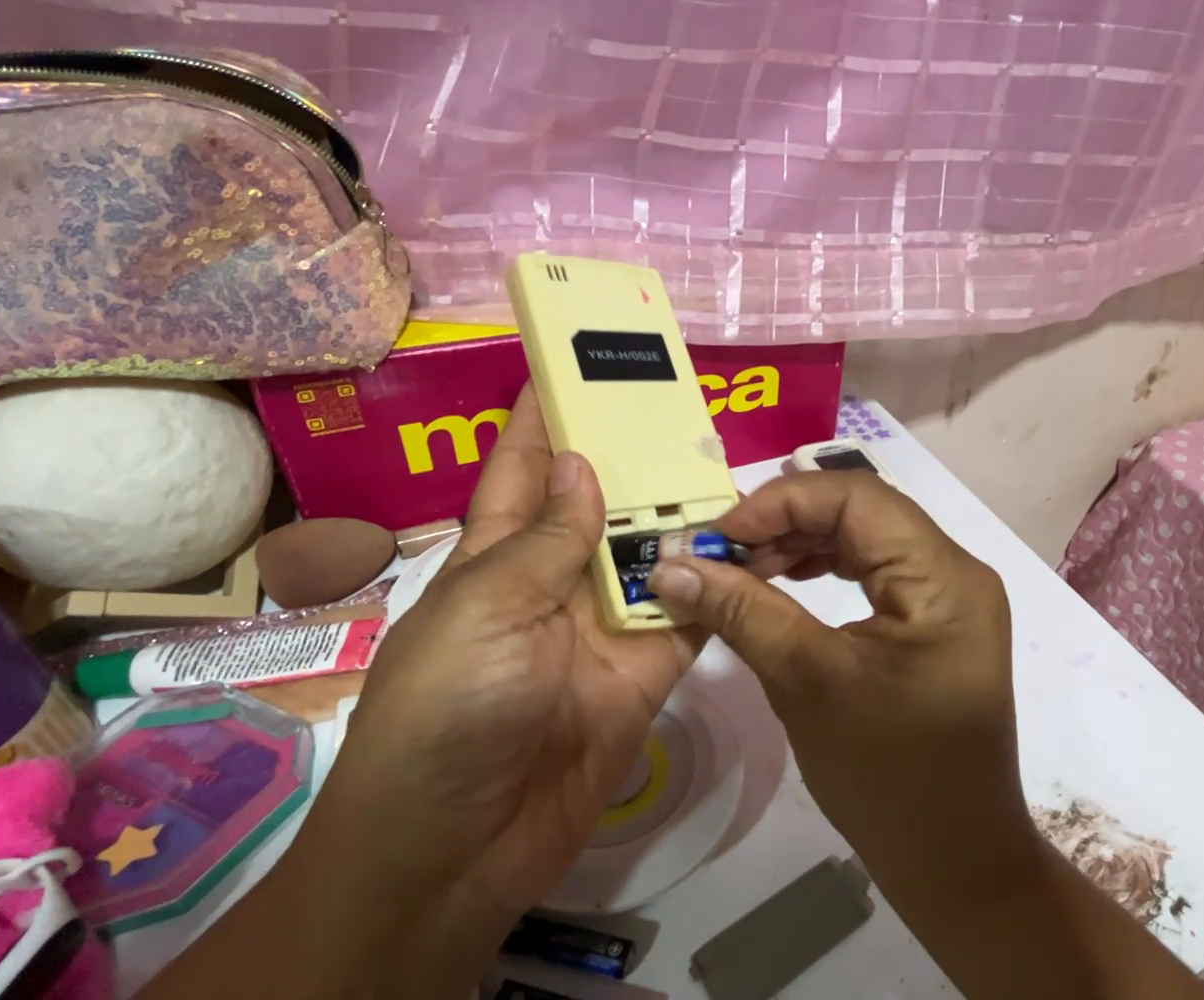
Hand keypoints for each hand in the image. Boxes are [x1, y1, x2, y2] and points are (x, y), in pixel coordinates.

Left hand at [311, 383, 703, 921]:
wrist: (464, 844)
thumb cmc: (450, 707)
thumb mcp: (486, 608)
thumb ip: (546, 540)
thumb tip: (582, 463)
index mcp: (497, 556)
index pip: (523, 469)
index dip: (544, 416)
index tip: (575, 359)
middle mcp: (554, 582)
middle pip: (602, 505)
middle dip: (636, 456)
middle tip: (685, 403)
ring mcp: (603, 626)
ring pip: (654, 554)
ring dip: (687, 514)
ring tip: (731, 459)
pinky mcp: (648, 670)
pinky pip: (690, 614)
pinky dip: (719, 582)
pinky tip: (753, 543)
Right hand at [645, 474, 1203, 999]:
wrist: (955, 861)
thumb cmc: (889, 777)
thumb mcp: (809, 684)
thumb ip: (744, 613)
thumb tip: (671, 565)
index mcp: (944, 577)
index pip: (857, 497)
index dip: (780, 502)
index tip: (715, 536)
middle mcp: (955, 572)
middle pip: (863, 512)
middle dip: (786, 522)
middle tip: (719, 553)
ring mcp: (947, 597)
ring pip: (866, 539)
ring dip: (801, 543)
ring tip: (742, 568)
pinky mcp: (932, 623)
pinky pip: (874, 572)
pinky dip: (824, 570)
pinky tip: (782, 583)